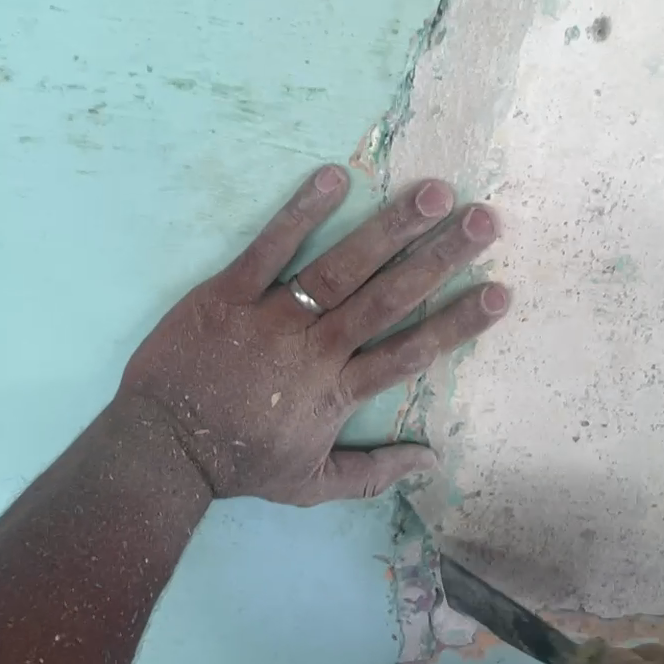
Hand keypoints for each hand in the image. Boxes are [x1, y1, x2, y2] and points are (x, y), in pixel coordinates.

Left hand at [116, 164, 507, 504]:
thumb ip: (374, 474)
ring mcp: (273, 317)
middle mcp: (316, 348)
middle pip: (389, 297)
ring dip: (389, 229)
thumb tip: (432, 462)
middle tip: (484, 219)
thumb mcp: (311, 486)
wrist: (162, 447)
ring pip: (341, 268)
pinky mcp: (228, 293)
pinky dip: (301, 213)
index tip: (501, 292)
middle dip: (441, 257)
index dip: (459, 323)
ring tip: (433, 193)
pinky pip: (268, 248)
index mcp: (338, 392)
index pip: (411, 352)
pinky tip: (335, 177)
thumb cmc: (240, 463)